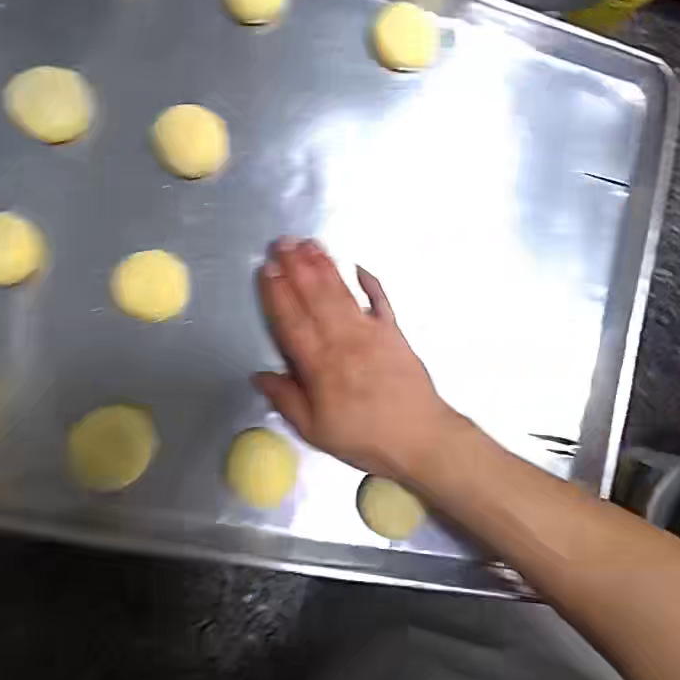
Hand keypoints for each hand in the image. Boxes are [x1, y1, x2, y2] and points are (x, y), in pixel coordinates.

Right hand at [253, 237, 463, 482]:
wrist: (420, 437)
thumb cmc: (364, 437)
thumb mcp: (315, 430)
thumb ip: (286, 399)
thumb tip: (258, 375)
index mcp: (319, 364)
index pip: (292, 321)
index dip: (277, 293)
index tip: (267, 268)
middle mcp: (343, 340)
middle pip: (315, 297)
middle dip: (297, 267)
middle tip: (282, 241)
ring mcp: (371, 332)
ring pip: (342, 292)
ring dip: (324, 266)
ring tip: (309, 244)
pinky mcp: (394, 333)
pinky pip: (381, 301)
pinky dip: (371, 282)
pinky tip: (359, 266)